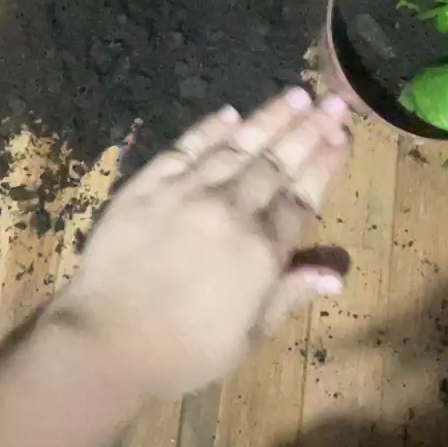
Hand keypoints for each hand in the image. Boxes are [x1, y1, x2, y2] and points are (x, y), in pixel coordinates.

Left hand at [42, 88, 351, 399]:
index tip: (341, 136)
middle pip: (275, 163)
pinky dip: (208, 129)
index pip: (301, 198)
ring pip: (236, 146)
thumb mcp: (247, 336)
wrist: (105, 342)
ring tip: (295, 94)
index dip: (324, 165)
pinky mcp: (148, 185)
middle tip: (331, 101)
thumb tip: (337, 270)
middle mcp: (229, 211)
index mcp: (259, 251)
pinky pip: (184, 149)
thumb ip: (290, 293)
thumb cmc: (183, 352)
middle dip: (308, 130)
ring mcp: (186, 192)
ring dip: (268, 118)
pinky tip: (228, 113)